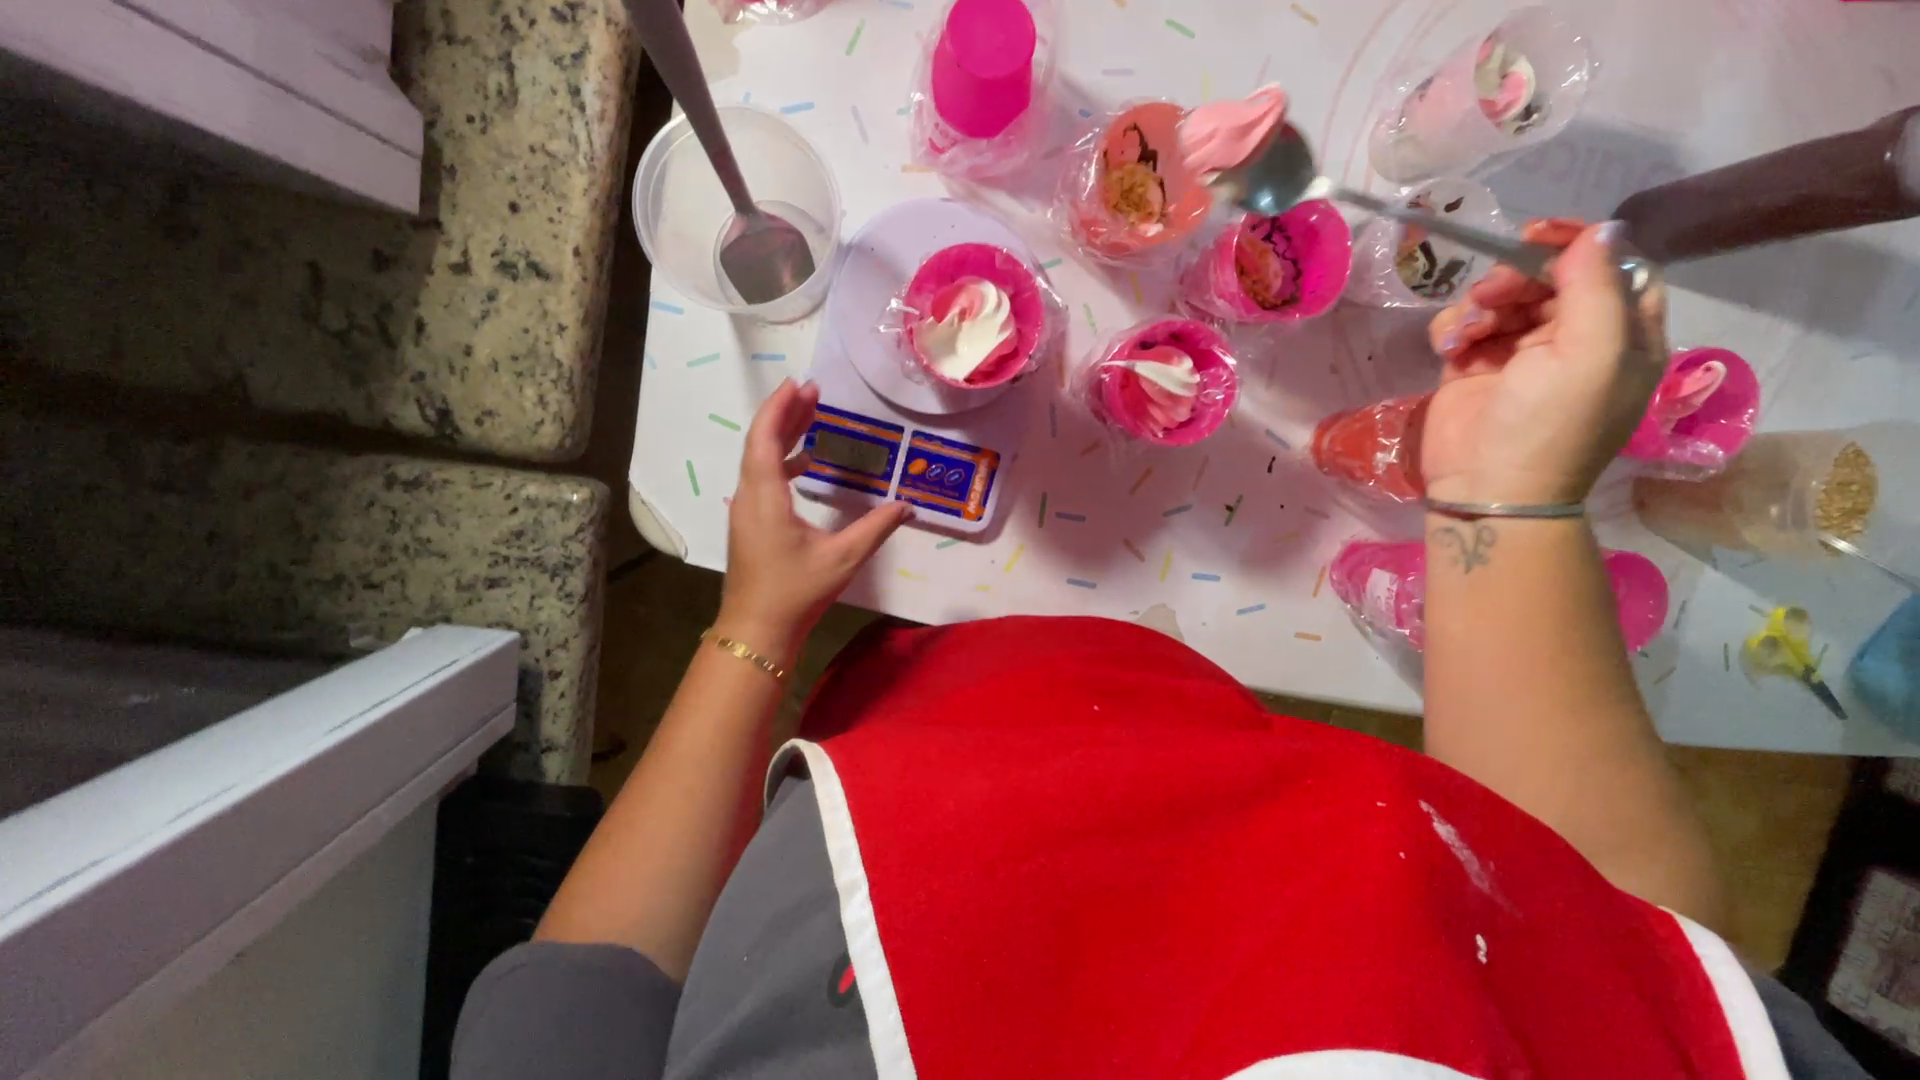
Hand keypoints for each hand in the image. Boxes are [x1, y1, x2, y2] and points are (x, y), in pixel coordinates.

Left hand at [717, 379, 911, 659]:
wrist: (756, 630)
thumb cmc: (796, 592)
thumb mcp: (842, 559)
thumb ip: (876, 528)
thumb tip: (907, 505)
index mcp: (765, 497)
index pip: (765, 438)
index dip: (780, 407)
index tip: (800, 384)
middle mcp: (748, 496)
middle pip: (760, 442)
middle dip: (784, 414)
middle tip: (812, 392)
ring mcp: (745, 511)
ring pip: (758, 460)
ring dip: (782, 436)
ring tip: (810, 417)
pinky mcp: (749, 524)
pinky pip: (761, 478)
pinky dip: (781, 461)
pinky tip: (805, 463)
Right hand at [1420, 220, 1668, 504]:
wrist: (1487, 488)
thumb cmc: (1550, 424)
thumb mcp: (1592, 352)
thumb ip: (1596, 285)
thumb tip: (1600, 229)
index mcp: (1623, 336)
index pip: (1614, 268)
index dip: (1581, 245)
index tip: (1537, 235)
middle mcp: (1575, 340)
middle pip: (1551, 278)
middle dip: (1518, 275)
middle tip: (1493, 290)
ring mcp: (1520, 355)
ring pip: (1502, 298)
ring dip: (1480, 304)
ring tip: (1468, 332)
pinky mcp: (1472, 368)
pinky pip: (1464, 325)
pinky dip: (1453, 327)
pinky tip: (1449, 347)